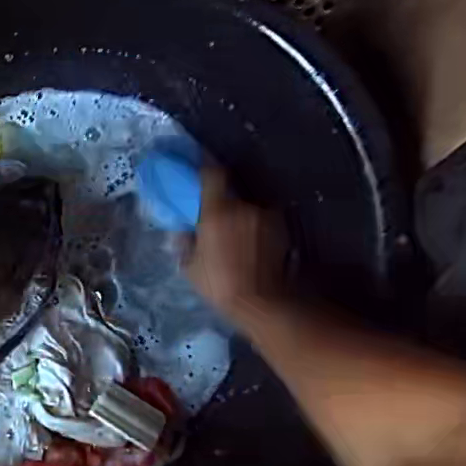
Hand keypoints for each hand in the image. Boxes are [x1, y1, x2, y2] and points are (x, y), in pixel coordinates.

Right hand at [183, 168, 289, 325]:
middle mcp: (245, 206)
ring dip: (238, 218)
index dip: (204, 165)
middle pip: (230, 193)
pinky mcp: (281, 230)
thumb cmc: (219, 284)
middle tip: (211, 219)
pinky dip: (252, 229)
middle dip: (220, 203)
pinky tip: (247, 247)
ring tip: (230, 239)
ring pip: (247, 209)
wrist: (262, 302)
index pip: (212, 174)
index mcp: (218, 211)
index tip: (196, 163)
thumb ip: (186, 243)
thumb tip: (183, 231)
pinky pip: (260, 222)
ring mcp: (267, 216)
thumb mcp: (190, 267)